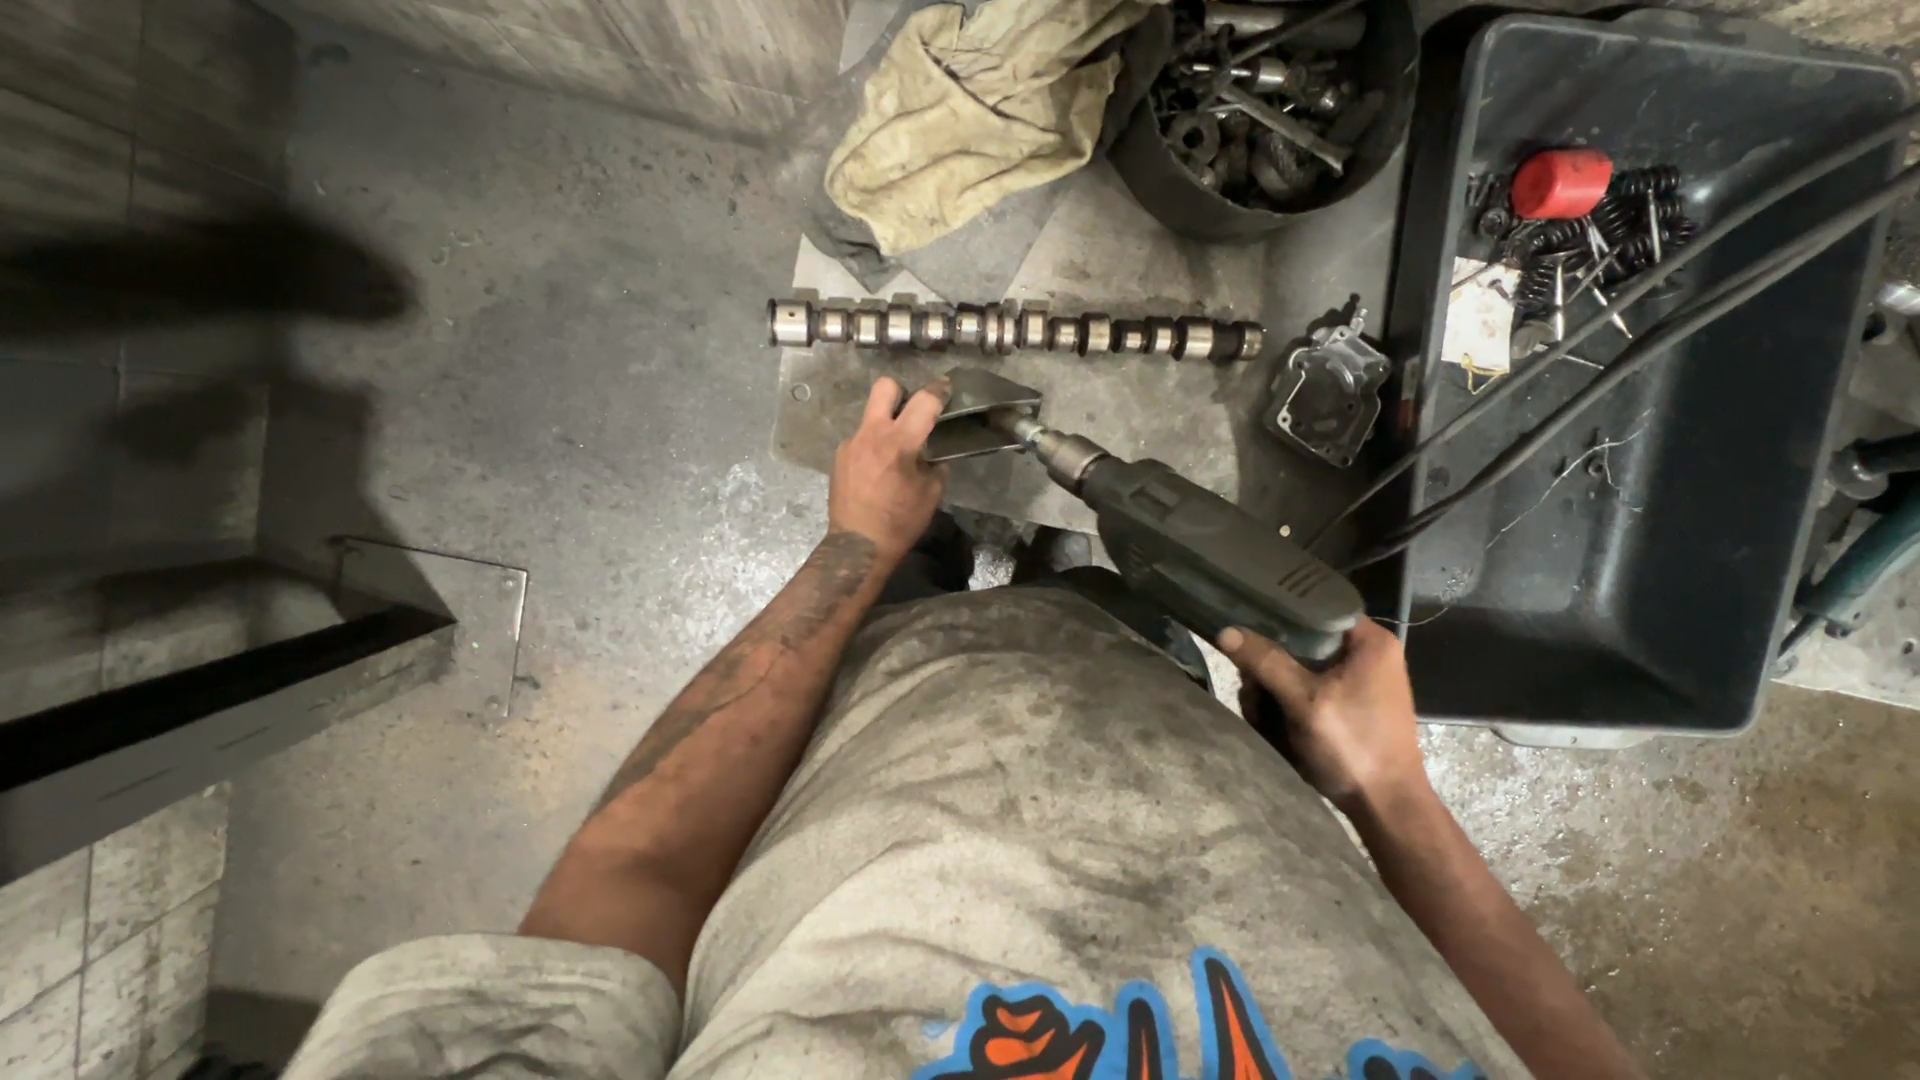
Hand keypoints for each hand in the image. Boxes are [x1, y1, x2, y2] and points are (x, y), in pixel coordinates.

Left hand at [828, 375, 950, 565]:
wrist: (858, 545)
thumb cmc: (900, 522)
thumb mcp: (930, 494)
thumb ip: (934, 464)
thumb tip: (932, 451)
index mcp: (899, 442)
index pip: (924, 401)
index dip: (939, 390)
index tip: (946, 389)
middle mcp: (871, 434)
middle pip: (885, 387)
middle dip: (902, 392)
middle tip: (911, 411)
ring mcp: (851, 443)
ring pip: (870, 415)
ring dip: (885, 424)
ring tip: (894, 451)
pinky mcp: (839, 456)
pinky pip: (860, 439)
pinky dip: (872, 446)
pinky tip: (877, 470)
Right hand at [1216, 619, 1425, 815]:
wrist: (1386, 807)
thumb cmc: (1353, 746)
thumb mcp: (1304, 701)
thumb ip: (1265, 661)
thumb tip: (1224, 630)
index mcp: (1369, 641)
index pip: (1314, 606)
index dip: (1277, 614)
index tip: (1245, 626)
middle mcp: (1365, 654)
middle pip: (1299, 641)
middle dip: (1268, 667)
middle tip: (1252, 689)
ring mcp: (1356, 681)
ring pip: (1297, 668)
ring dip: (1272, 690)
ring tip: (1262, 715)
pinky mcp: (1347, 705)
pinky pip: (1305, 690)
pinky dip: (1286, 705)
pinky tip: (1274, 726)